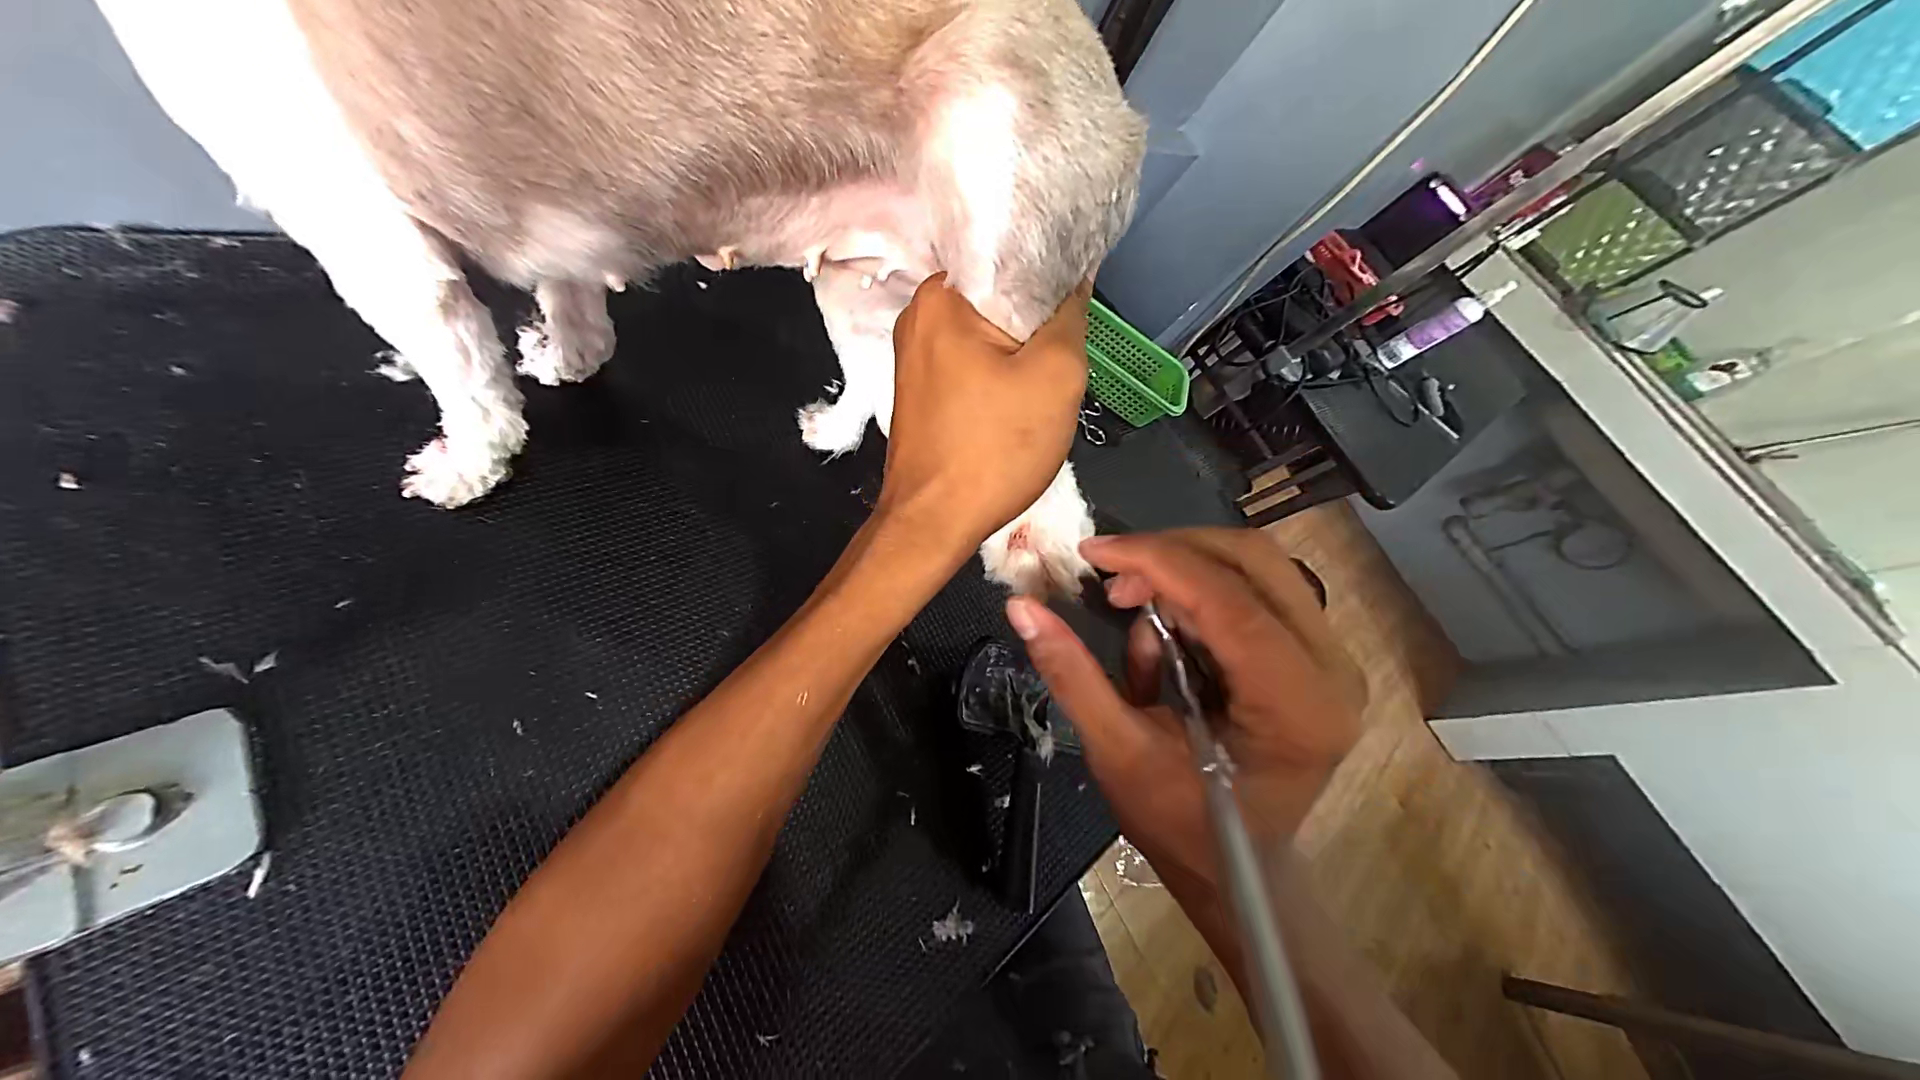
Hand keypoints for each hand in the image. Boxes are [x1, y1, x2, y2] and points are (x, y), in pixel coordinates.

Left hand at [877, 274, 1090, 553]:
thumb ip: (1071, 315)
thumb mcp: (1056, 376)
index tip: (1079, 311)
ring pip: (989, 336)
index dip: (1057, 278)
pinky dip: (998, 378)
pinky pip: (971, 366)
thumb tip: (1074, 279)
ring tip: (1038, 390)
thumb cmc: (993, 450)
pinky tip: (1013, 407)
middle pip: (1001, 299)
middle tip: (1060, 362)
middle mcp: (919, 317)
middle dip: (1037, 326)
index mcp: (942, 296)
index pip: (1015, 257)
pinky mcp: (921, 390)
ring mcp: (915, 357)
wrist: (934, 523)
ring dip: (1020, 357)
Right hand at [1006, 529, 1365, 886]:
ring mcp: (1332, 659)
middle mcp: (1332, 672)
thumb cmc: (1181, 825)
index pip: (1228, 601)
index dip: (1155, 561)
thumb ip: (1071, 674)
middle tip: (1113, 583)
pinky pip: (1253, 589)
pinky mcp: (1315, 655)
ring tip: (1134, 614)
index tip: (1092, 551)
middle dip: (1170, 554)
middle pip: (1252, 561)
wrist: (1236, 868)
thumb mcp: (1118, 752)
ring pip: (1255, 566)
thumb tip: (1021, 607)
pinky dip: (1198, 594)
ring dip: (1183, 572)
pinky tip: (1167, 636)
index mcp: (1295, 708)